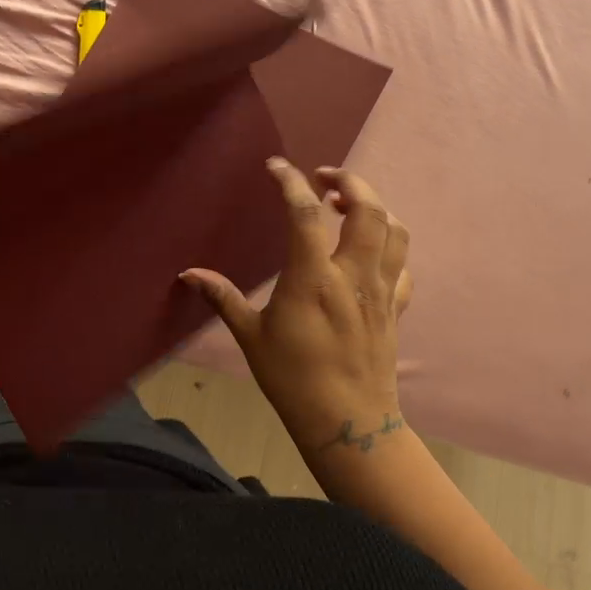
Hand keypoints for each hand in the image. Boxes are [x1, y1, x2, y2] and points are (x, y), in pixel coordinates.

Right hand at [182, 158, 412, 456]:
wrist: (349, 423)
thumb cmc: (292, 378)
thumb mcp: (250, 336)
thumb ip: (223, 297)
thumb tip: (187, 273)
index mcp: (312, 279)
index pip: (305, 214)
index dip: (290, 182)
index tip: (275, 166)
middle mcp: (353, 276)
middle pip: (368, 210)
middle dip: (349, 182)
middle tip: (322, 177)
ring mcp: (381, 292)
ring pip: (394, 231)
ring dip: (374, 206)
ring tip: (346, 204)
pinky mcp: (396, 308)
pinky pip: (403, 264)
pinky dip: (389, 244)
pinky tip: (367, 249)